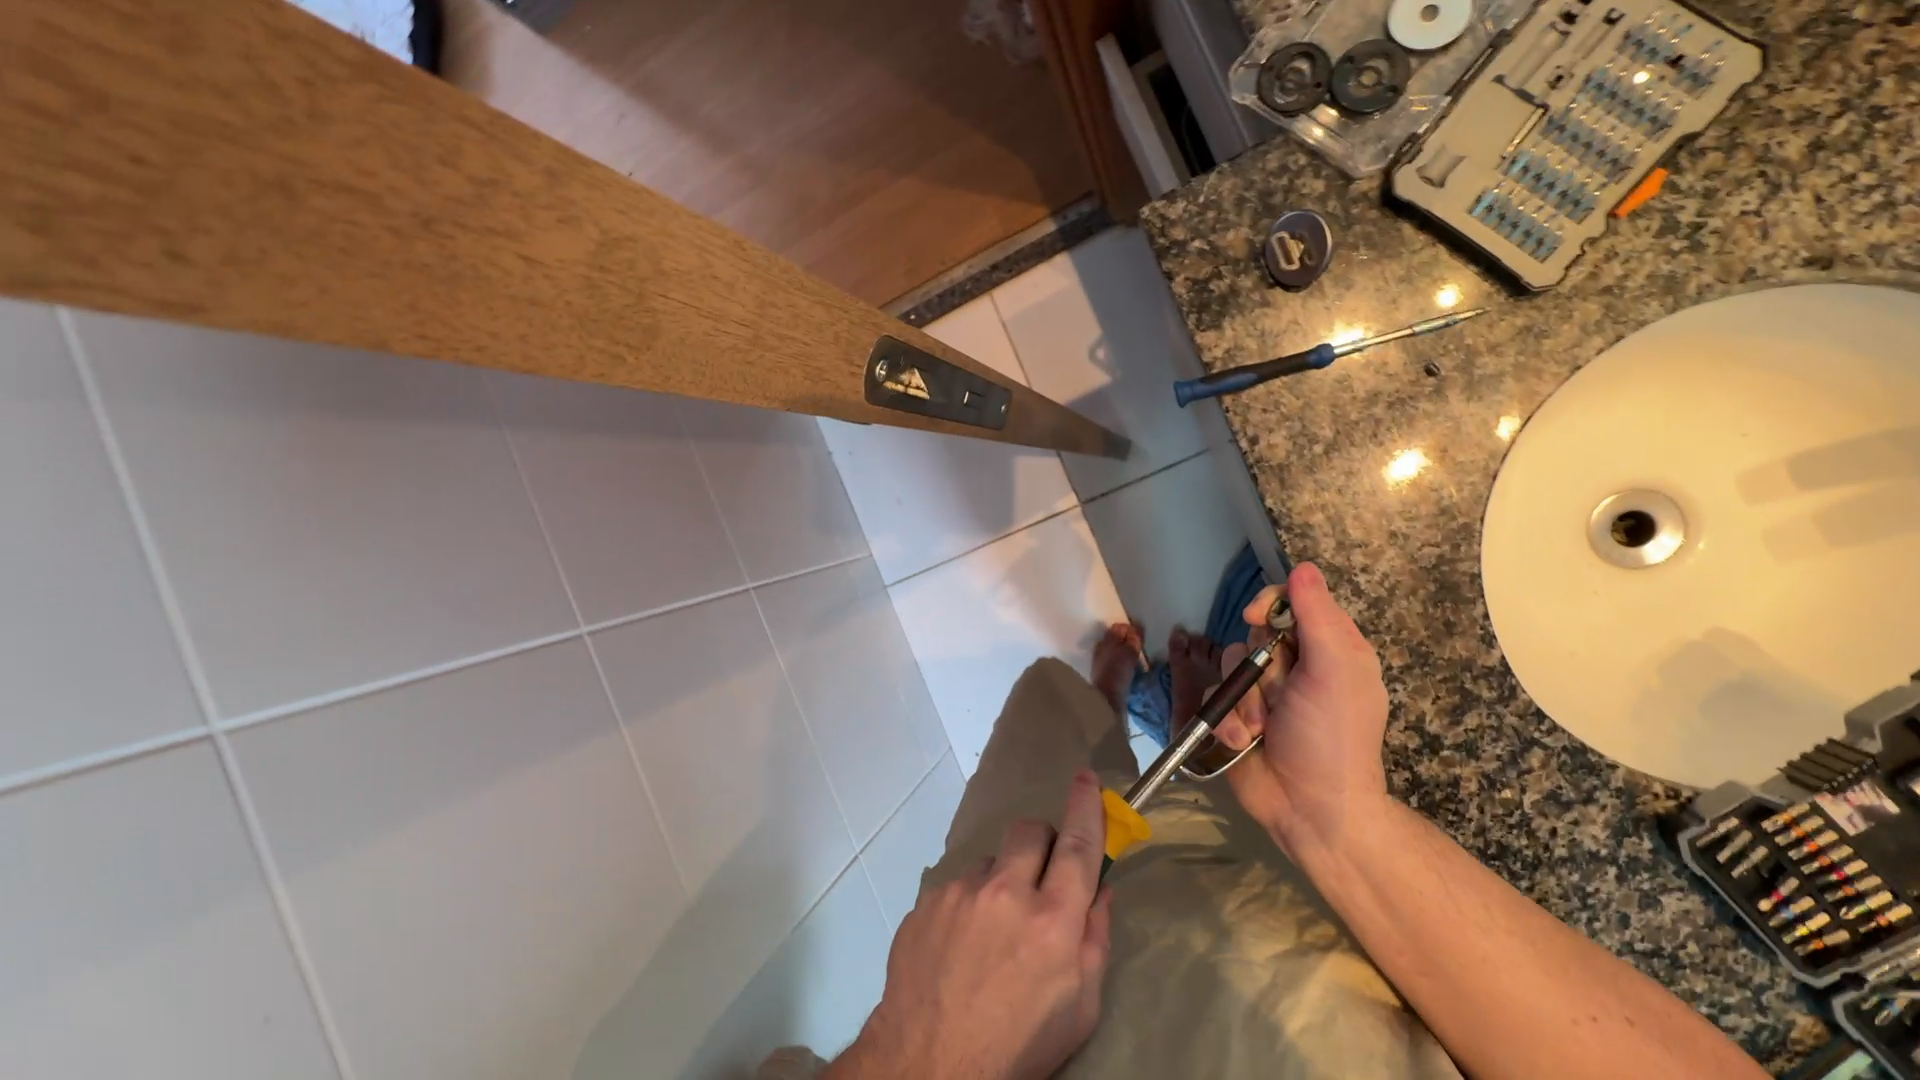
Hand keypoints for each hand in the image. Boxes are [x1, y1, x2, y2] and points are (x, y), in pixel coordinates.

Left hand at [833, 768, 1113, 1079]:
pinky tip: (961, 944)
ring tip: (992, 931)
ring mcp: (960, 893)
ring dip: (1001, 880)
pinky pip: (958, 884)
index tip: (1086, 777)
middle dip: (1042, 842)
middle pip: (1030, 831)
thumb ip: (1095, 941)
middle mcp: (1006, 893)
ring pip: (991, 860)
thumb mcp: (1080, 1008)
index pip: (1078, 845)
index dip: (1086, 805)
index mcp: (1053, 920)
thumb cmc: (1017, 1043)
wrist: (928, 1063)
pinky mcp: (927, 902)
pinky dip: (968, 903)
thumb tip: (1100, 892)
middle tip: (1040, 876)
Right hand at [1212, 562, 1390, 857]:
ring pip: (1231, 666)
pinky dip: (1228, 723)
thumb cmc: (1332, 738)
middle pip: (1256, 634)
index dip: (1270, 604)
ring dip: (1242, 703)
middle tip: (1278, 696)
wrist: (1309, 809)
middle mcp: (1297, 666)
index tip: (1255, 617)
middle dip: (1259, 668)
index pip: (1293, 602)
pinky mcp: (1237, 717)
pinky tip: (1245, 744)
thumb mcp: (1335, 672)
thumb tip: (1303, 567)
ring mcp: (1264, 693)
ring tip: (1260, 731)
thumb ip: (1317, 618)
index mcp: (1332, 649)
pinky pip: (1216, 699)